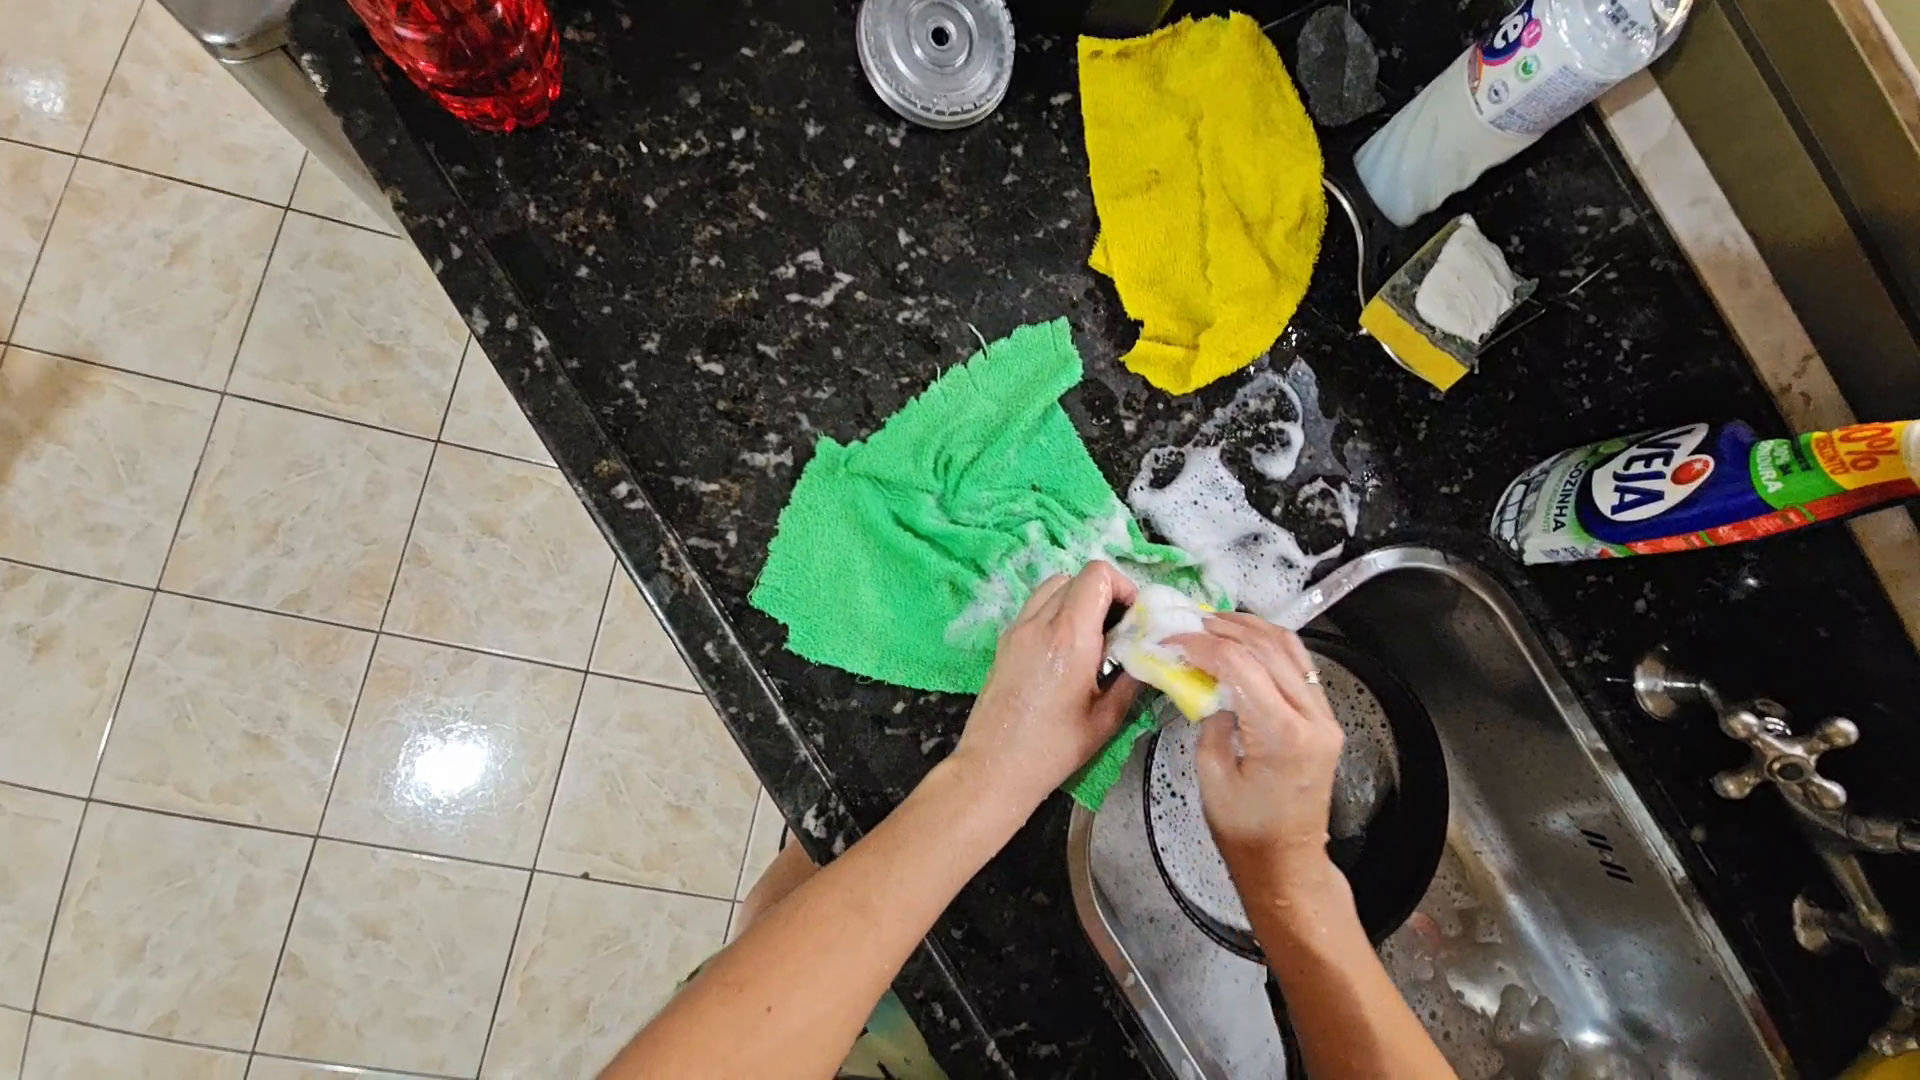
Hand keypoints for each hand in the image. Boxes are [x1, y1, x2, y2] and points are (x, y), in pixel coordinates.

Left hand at [952, 561, 1142, 817]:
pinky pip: (1035, 607)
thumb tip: (1150, 654)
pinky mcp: (1005, 641)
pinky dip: (1056, 612)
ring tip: (1093, 639)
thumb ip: (1133, 678)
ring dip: (1078, 600)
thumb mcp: (1106, 718)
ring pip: (1053, 586)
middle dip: (1104, 594)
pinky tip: (1067, 649)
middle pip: (1076, 576)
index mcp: (1069, 636)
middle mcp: (1039, 622)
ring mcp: (1017, 629)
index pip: (1097, 575)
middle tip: (1117, 632)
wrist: (993, 767)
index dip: (1123, 587)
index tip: (1133, 619)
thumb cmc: (1053, 749)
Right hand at [1173, 614, 1344, 885]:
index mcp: (1281, 734)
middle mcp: (1312, 718)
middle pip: (1266, 648)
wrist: (1286, 861)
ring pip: (1290, 649)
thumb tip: (1207, 684)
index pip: (1239, 665)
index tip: (1172, 641)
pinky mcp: (1324, 719)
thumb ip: (1211, 719)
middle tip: (1189, 625)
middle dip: (1223, 630)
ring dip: (1251, 629)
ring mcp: (1324, 716)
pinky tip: (1245, 640)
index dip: (1201, 646)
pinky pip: (1299, 667)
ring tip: (1215, 622)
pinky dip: (1270, 646)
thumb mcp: (1211, 773)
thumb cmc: (1243, 828)